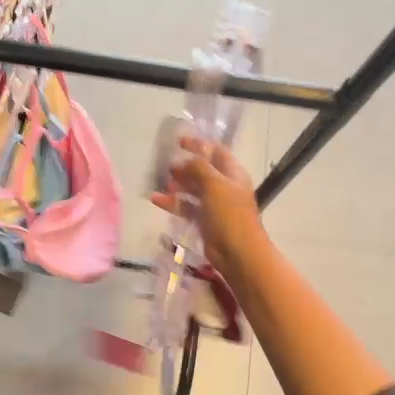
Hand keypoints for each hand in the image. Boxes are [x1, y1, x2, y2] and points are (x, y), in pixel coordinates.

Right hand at [150, 136, 264, 263]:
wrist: (238, 252)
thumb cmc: (229, 213)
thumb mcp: (214, 184)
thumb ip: (199, 167)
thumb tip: (186, 159)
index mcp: (232, 173)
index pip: (216, 152)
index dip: (199, 145)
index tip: (179, 142)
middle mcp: (224, 186)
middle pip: (203, 171)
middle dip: (185, 167)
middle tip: (167, 166)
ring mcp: (215, 205)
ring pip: (193, 189)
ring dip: (178, 185)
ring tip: (163, 184)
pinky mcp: (205, 221)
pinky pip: (186, 207)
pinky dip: (173, 203)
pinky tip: (156, 200)